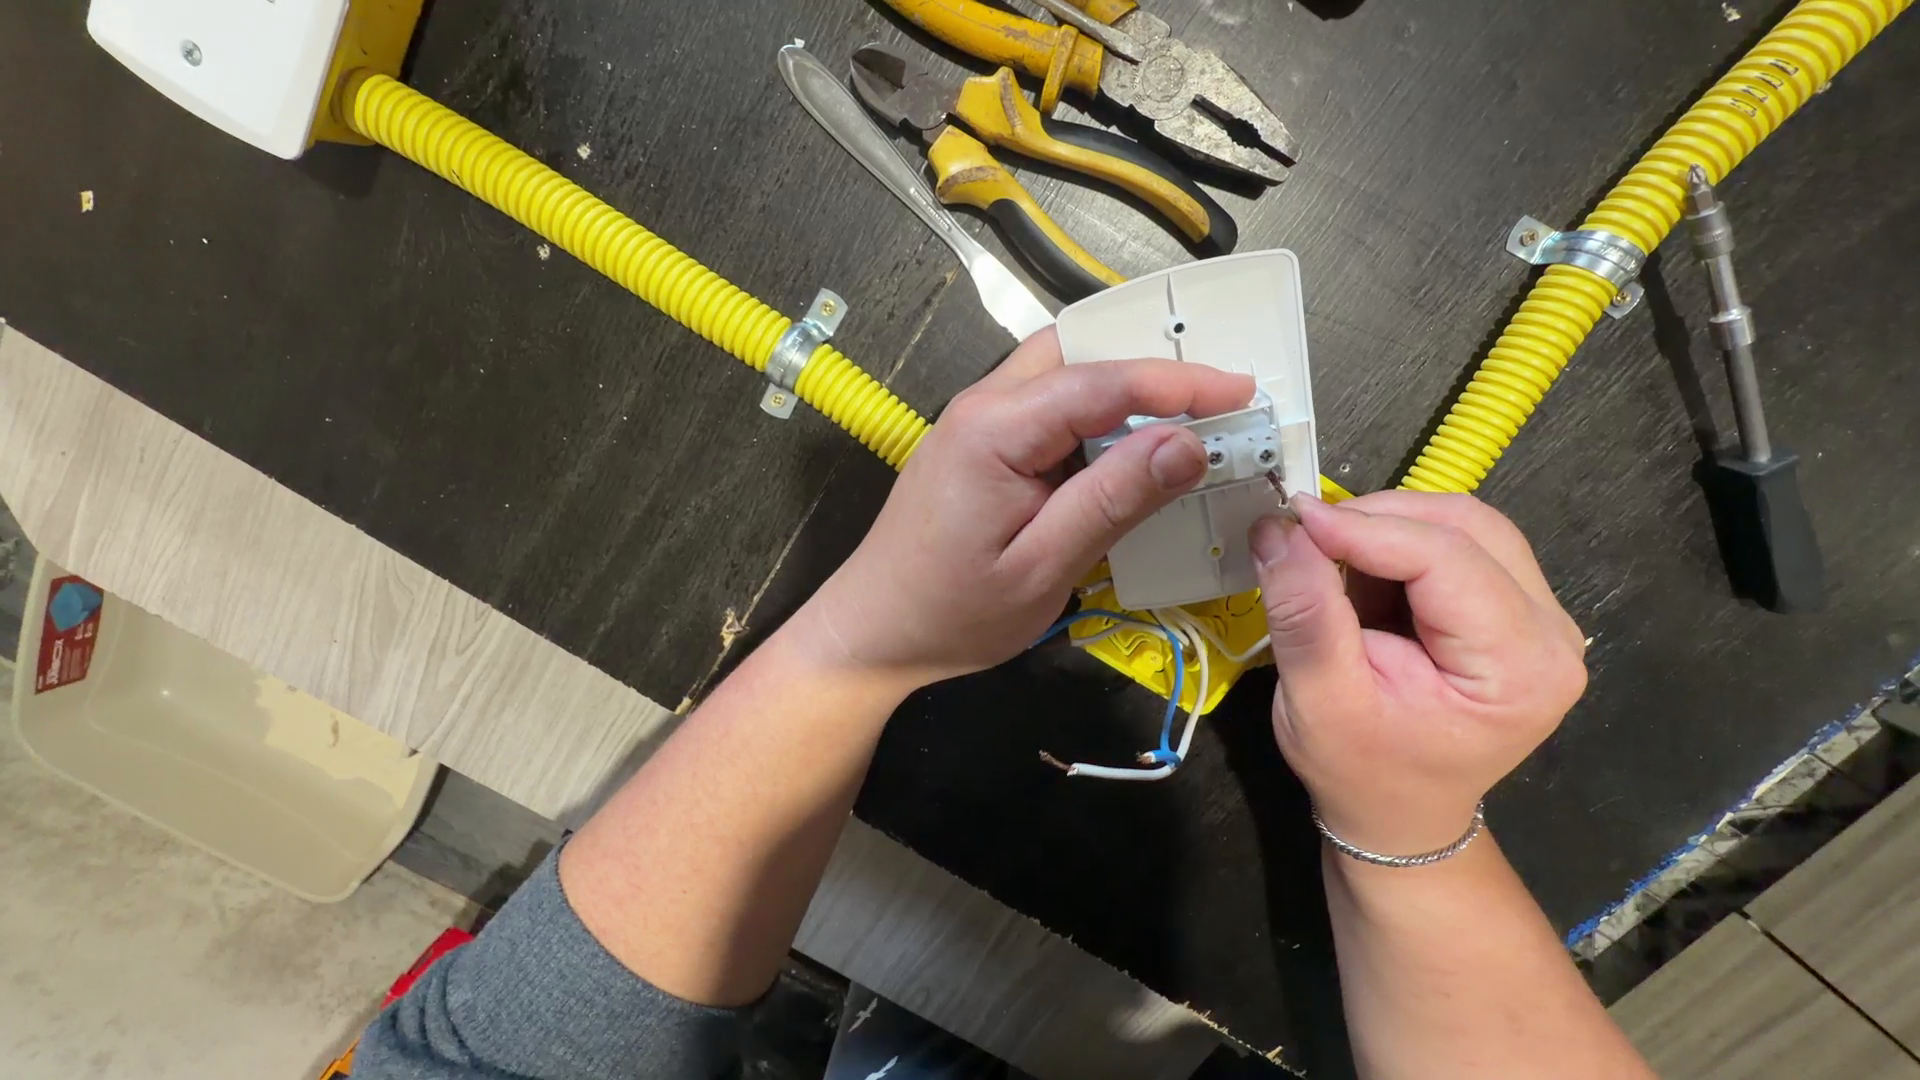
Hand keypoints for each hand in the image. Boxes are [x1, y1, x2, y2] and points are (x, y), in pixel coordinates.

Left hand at [796, 328, 1253, 691]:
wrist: (875, 630)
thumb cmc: (952, 612)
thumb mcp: (1042, 568)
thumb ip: (1112, 501)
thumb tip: (1186, 445)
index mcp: (994, 429)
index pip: (1101, 382)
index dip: (1177, 383)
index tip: (1243, 388)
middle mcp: (982, 407)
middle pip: (1076, 354)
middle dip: (1148, 367)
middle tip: (1214, 397)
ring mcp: (976, 423)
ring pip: (1061, 376)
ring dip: (1122, 391)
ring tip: (1184, 420)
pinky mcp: (979, 446)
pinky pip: (1046, 411)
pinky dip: (1094, 420)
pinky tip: (1125, 451)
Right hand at [1249, 491, 1587, 857]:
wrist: (1398, 815)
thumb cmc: (1361, 772)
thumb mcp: (1319, 701)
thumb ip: (1305, 615)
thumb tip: (1277, 529)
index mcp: (1519, 666)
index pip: (1446, 559)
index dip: (1365, 528)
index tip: (1290, 518)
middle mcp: (1549, 632)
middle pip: (1466, 527)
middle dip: (1376, 518)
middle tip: (1303, 537)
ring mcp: (1536, 617)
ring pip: (1462, 525)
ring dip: (1384, 528)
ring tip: (1327, 564)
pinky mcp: (1507, 610)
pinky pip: (1452, 544)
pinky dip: (1392, 545)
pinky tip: (1356, 579)